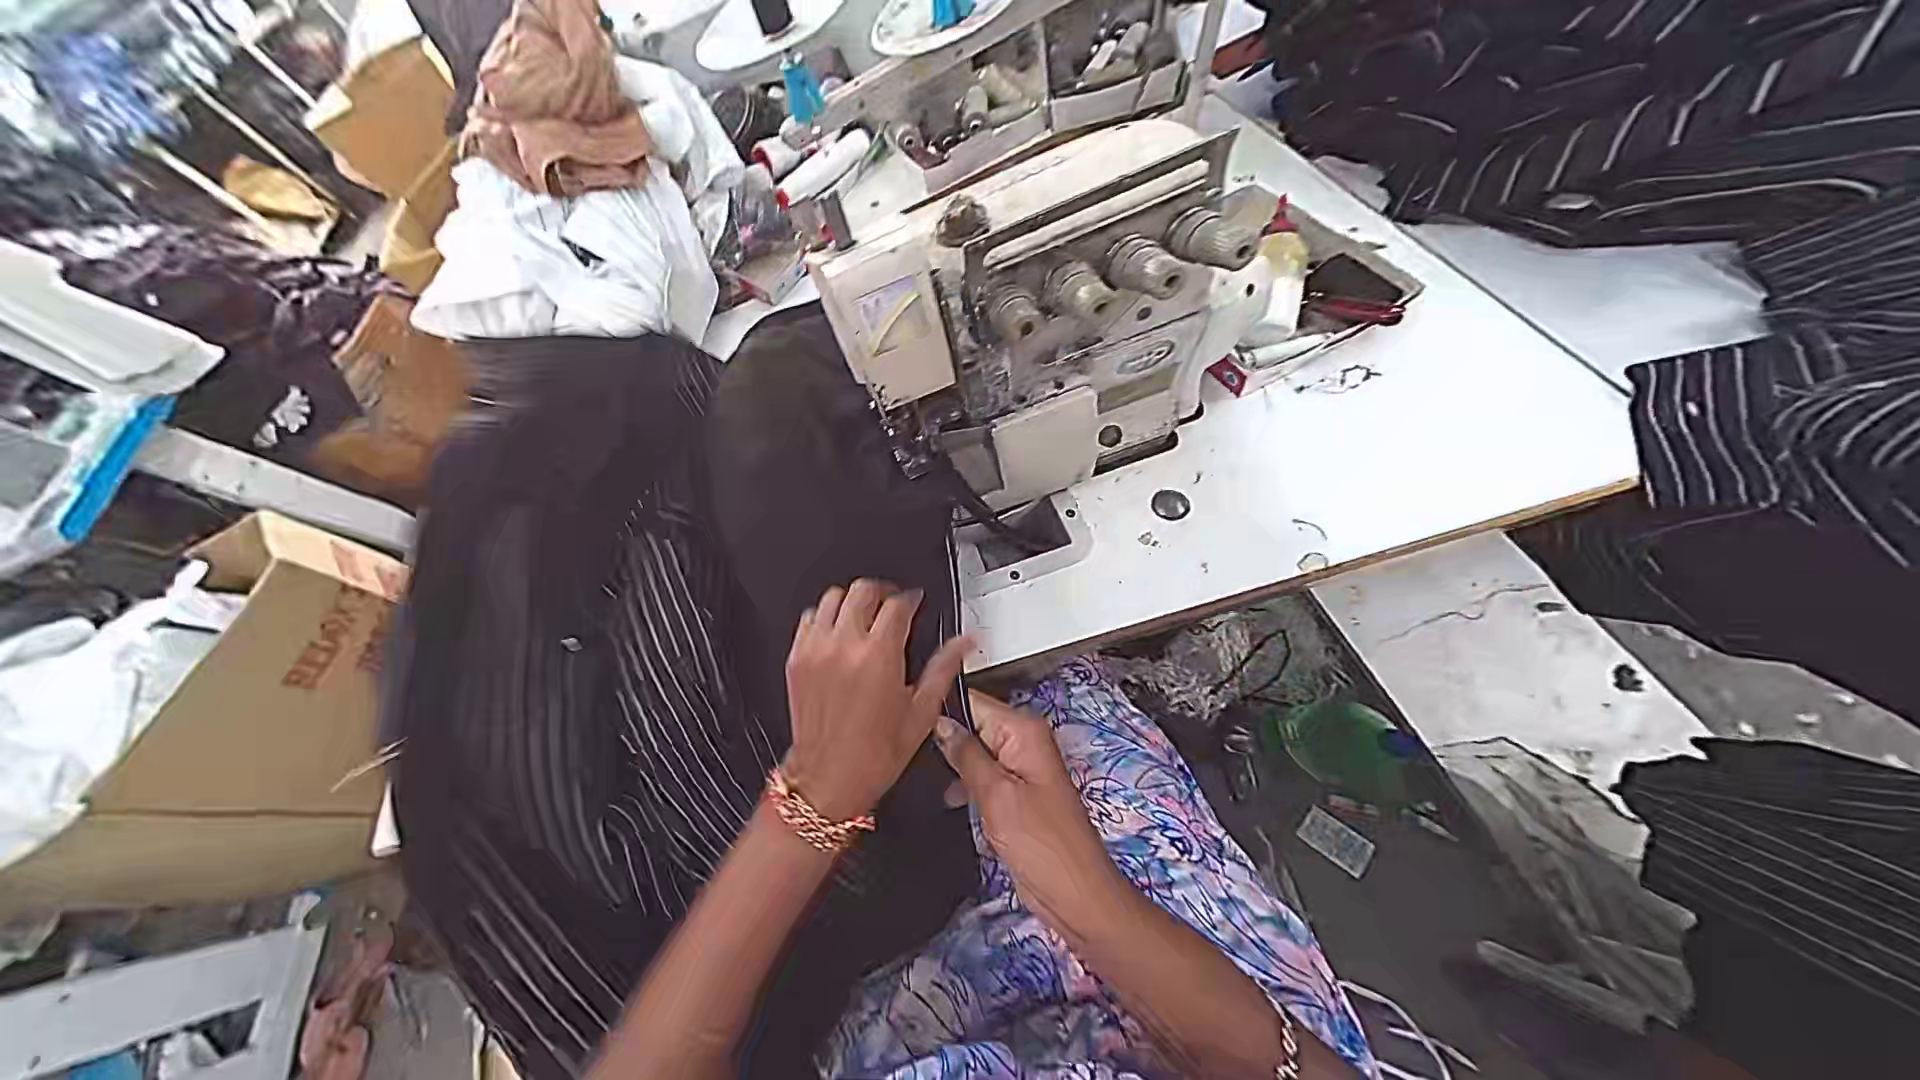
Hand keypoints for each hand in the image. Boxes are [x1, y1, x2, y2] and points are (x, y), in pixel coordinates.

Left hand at [783, 580, 972, 820]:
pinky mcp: (796, 659)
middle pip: (863, 590)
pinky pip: (808, 618)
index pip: (898, 604)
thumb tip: (964, 643)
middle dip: (883, 592)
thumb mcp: (922, 711)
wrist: (829, 778)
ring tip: (865, 613)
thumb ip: (944, 667)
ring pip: (833, 598)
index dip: (912, 598)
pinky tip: (837, 631)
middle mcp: (845, 646)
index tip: (915, 602)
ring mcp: (816, 650)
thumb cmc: (873, 754)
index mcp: (879, 655)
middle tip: (893, 603)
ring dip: (853, 600)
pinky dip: (825, 617)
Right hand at [934, 691, 1127, 930]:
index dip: (941, 710)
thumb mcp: (996, 795)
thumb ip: (966, 755)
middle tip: (912, 755)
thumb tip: (941, 724)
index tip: (910, 724)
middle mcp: (1023, 741)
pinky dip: (965, 784)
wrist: (1075, 895)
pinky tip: (947, 798)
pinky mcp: (1014, 792)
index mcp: (1024, 730)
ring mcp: (1019, 767)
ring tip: (925, 779)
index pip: (974, 701)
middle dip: (946, 739)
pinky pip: (982, 775)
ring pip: (974, 751)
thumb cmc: (1042, 846)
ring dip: (953, 766)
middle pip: (973, 724)